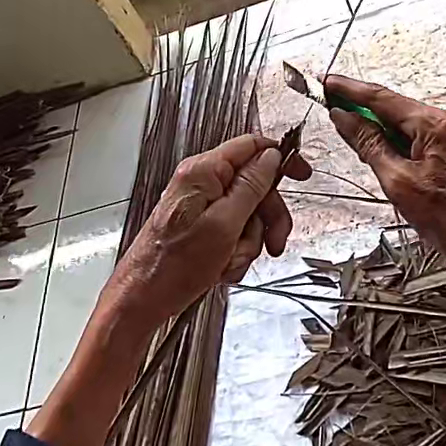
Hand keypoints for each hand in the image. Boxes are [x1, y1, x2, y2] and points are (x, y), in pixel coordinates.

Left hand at [98, 133, 312, 333]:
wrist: (143, 299)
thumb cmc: (174, 265)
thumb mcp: (225, 224)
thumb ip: (251, 186)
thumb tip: (271, 156)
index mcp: (203, 172)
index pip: (251, 146)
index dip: (280, 158)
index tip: (302, 175)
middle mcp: (201, 183)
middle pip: (255, 185)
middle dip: (267, 217)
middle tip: (273, 242)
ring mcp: (201, 205)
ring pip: (248, 213)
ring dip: (249, 241)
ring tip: (232, 261)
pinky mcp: (201, 226)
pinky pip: (234, 232)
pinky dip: (236, 251)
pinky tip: (223, 267)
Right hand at [325, 76, 445, 275]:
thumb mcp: (398, 181)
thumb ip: (369, 144)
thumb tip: (345, 119)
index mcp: (434, 125)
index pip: (381, 98)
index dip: (349, 90)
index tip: (328, 83)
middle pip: (393, 107)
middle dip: (361, 107)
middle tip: (332, 106)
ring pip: (404, 123)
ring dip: (378, 127)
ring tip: (351, 134)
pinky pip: (417, 136)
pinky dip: (395, 140)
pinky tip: (380, 151)